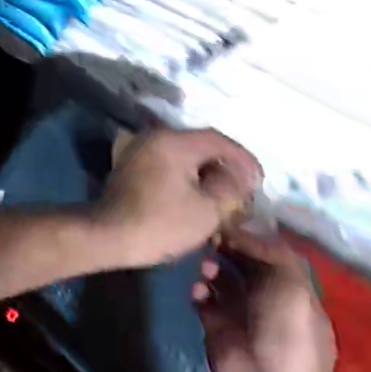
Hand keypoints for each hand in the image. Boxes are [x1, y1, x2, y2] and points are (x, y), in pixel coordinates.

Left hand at [91, 129, 261, 268]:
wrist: (110, 234)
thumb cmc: (161, 222)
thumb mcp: (206, 209)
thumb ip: (230, 187)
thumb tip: (243, 174)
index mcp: (174, 141)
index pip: (217, 139)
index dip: (243, 157)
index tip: (260, 179)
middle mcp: (156, 137)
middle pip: (199, 144)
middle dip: (226, 165)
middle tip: (245, 188)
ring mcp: (142, 149)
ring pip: (184, 154)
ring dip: (207, 171)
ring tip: (226, 195)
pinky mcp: (134, 164)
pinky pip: (169, 162)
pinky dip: (188, 175)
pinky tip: (199, 196)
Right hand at [194, 230, 334, 371]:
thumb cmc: (286, 337)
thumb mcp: (294, 289)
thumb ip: (273, 253)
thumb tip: (244, 230)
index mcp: (299, 298)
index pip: (277, 258)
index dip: (257, 238)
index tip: (233, 220)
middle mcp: (272, 303)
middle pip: (248, 264)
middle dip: (231, 248)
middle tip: (212, 233)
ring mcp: (243, 314)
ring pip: (225, 277)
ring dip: (214, 266)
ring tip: (206, 267)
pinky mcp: (217, 325)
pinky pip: (205, 297)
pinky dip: (200, 289)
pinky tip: (199, 290)